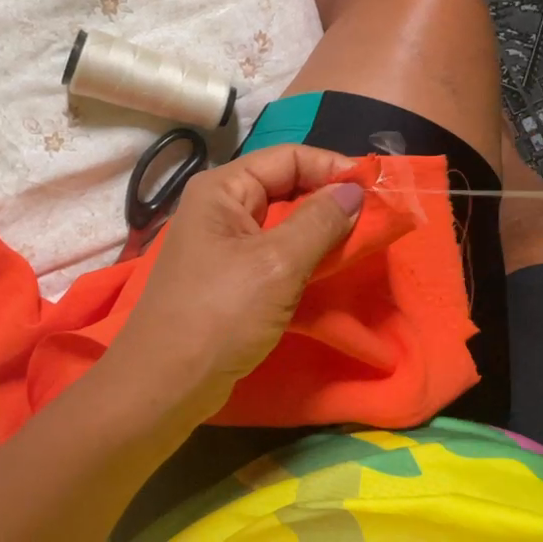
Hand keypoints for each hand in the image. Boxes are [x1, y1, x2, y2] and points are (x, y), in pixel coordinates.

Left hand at [103, 144, 365, 421]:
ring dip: (322, 230)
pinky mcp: (231, 277)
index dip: (332, 167)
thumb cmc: (220, 314)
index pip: (288, 157)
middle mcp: (221, 207)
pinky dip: (306, 257)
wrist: (165, 385)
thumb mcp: (277, 264)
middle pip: (286, 186)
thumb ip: (320, 221)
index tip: (375, 188)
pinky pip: (276, 253)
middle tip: (377, 216)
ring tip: (364, 241)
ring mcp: (224, 243)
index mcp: (223, 188)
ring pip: (284, 222)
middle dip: (330, 199)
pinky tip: (333, 269)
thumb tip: (355, 189)